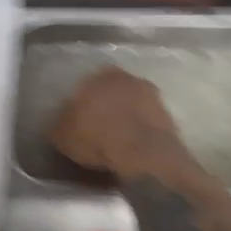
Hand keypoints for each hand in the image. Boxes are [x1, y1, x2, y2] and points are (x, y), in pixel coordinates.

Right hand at [50, 68, 186, 176]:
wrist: (143, 154)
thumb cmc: (96, 137)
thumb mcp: (61, 134)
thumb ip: (61, 122)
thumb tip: (63, 121)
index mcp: (99, 76)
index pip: (85, 83)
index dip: (79, 100)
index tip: (75, 117)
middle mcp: (128, 78)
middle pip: (111, 91)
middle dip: (104, 104)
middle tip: (94, 125)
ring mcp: (153, 95)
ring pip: (131, 103)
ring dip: (123, 116)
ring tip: (112, 137)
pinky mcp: (169, 116)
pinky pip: (145, 119)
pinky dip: (138, 128)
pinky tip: (129, 144)